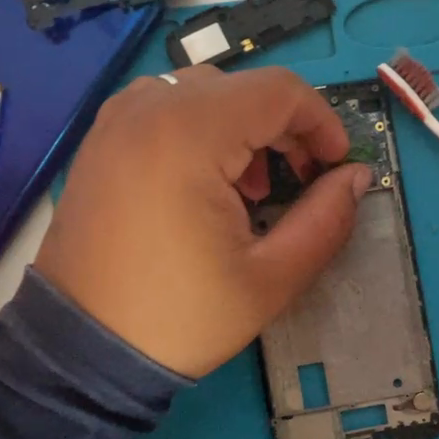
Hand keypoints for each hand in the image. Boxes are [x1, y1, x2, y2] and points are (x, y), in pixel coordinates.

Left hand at [35, 66, 372, 378]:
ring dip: (245, 128)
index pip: (279, 91)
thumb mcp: (271, 278)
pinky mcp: (101, 142)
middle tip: (301, 183)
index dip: (322, 123)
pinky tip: (209, 184)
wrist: (83, 350)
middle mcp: (148, 110)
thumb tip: (355, 177)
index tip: (336, 167)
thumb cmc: (181, 316)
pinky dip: (203, 130)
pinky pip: (166, 109)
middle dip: (286, 129)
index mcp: (189, 136)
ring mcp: (116, 122)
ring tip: (253, 190)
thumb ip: (325, 220)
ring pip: (205, 93)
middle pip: (244, 88)